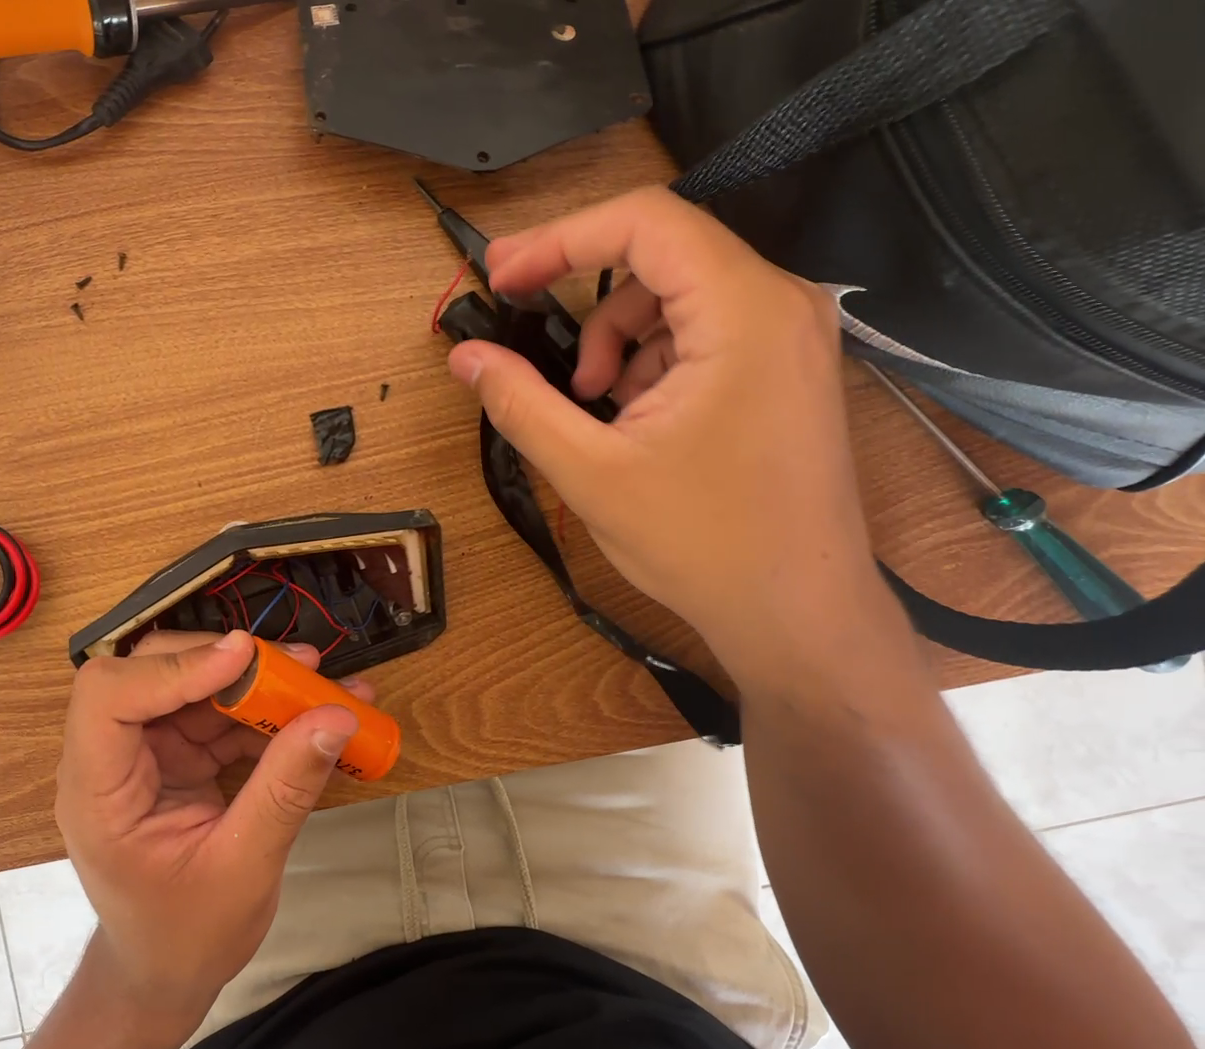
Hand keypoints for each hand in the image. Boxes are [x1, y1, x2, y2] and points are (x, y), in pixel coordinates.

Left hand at [55, 629, 366, 1022]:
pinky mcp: (173, 759)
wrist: (166, 973)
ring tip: (321, 682)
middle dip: (223, 664)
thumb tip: (336, 718)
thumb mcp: (244, 868)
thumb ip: (286, 788)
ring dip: (255, 683)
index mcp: (97, 792)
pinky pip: (216, 717)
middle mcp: (111, 760)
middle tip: (296, 663)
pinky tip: (310, 714)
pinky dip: (262, 713)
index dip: (172, 668)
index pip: (109, 699)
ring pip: (192, 688)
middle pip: (150, 674)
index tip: (242, 658)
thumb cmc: (186, 936)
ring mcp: (143, 756)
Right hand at [447, 187, 892, 678]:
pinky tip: (631, 415)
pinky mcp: (783, 368)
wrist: (798, 611)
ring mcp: (788, 336)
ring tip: (588, 399)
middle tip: (515, 310)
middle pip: (659, 250)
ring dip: (614, 333)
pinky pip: (701, 329)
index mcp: (741, 313)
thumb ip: (520, 402)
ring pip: (676, 292)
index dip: (558, 238)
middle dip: (578, 281)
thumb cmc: (702, 543)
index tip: (501, 276)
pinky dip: (649, 356)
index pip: (644, 222)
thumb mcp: (589, 472)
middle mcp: (779, 304)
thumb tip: (464, 356)